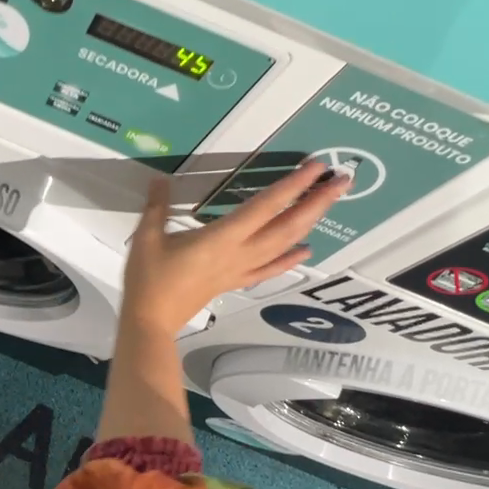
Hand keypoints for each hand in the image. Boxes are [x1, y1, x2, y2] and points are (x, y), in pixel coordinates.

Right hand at [121, 161, 348, 334]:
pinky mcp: (233, 283)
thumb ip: (156, 206)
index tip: (315, 166)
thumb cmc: (148, 279)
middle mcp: (239, 252)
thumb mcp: (146, 238)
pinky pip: (268, 270)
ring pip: (283, 245)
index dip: (291, 185)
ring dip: (309, 224)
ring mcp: (239, 270)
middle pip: (286, 226)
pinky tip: (306, 250)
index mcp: (222, 237)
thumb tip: (160, 178)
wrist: (149, 321)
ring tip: (328, 205)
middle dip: (315, 203)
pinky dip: (289, 259)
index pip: (265, 206)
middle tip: (342, 182)